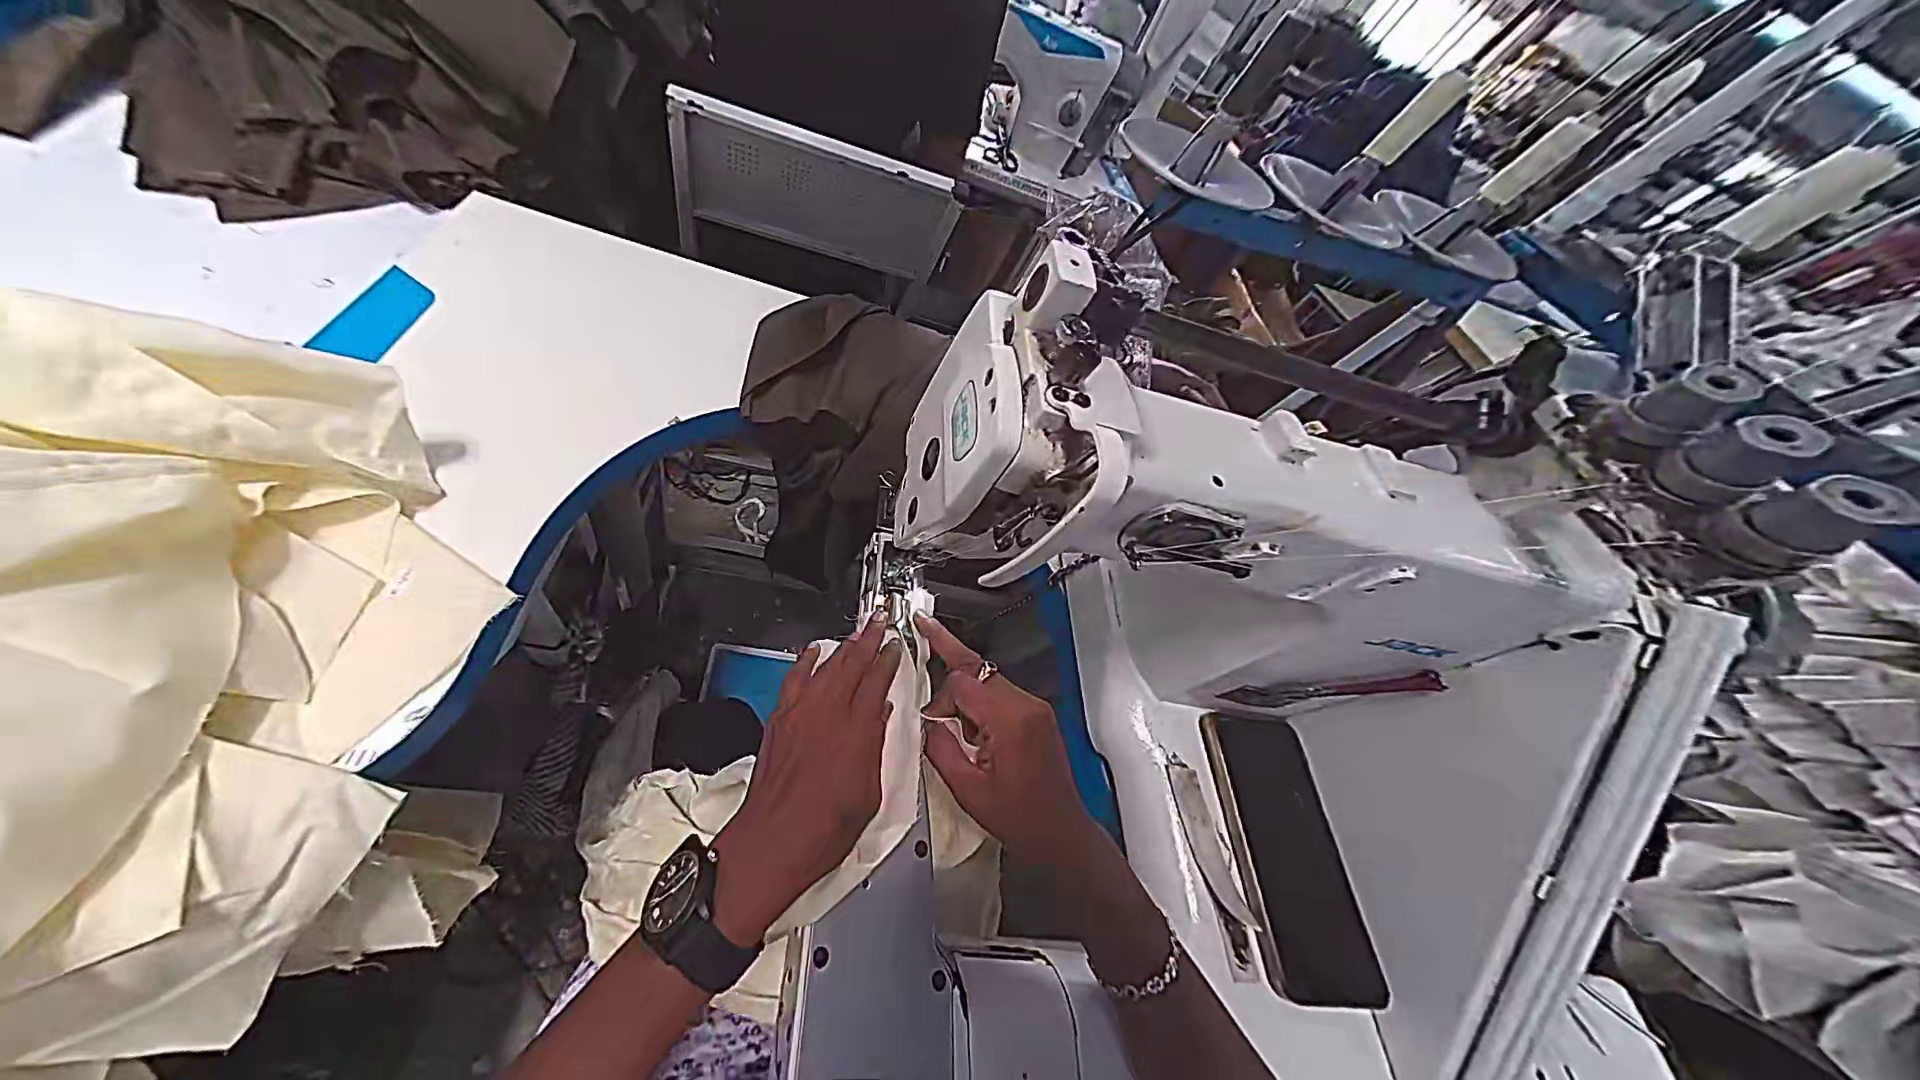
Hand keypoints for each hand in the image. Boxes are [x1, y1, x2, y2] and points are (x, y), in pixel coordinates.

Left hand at [710, 615, 901, 945]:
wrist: (772, 843)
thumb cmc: (822, 829)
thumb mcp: (870, 793)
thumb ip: (876, 749)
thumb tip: (880, 721)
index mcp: (857, 732)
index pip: (877, 681)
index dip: (889, 660)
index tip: (896, 648)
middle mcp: (827, 715)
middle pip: (852, 664)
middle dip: (869, 639)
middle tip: (880, 621)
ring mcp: (800, 715)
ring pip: (826, 666)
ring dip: (844, 645)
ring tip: (858, 631)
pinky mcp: (780, 722)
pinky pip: (794, 679)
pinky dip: (805, 662)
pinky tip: (813, 652)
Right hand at [917, 614, 1104, 869]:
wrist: (1059, 832)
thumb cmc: (1021, 818)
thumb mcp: (967, 789)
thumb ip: (941, 747)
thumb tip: (928, 721)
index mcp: (1011, 721)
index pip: (964, 682)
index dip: (940, 698)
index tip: (928, 716)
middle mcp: (1028, 706)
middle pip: (977, 669)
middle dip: (950, 668)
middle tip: (925, 626)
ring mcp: (1035, 708)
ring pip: (988, 678)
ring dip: (965, 693)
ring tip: (954, 723)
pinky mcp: (1036, 714)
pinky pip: (1000, 693)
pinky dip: (980, 703)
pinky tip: (973, 730)